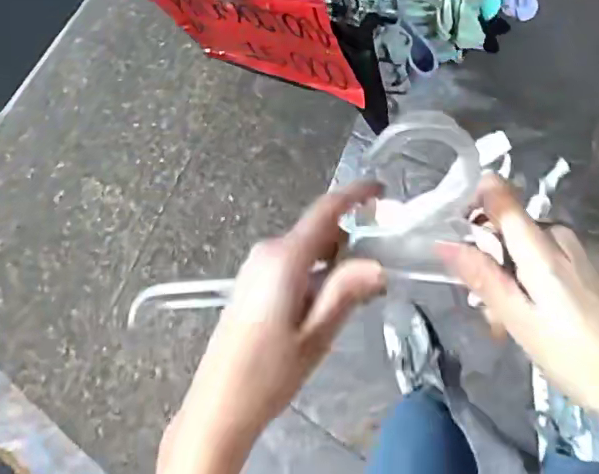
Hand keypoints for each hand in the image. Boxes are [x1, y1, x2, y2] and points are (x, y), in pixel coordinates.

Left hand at [159, 181, 386, 473]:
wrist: (217, 408)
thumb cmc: (268, 374)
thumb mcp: (316, 336)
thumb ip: (346, 292)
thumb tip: (378, 263)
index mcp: (285, 257)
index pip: (326, 209)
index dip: (356, 194)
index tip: (382, 189)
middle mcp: (268, 250)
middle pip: (318, 229)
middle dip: (350, 239)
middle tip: (379, 265)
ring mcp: (256, 264)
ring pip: (306, 247)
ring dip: (332, 259)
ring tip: (355, 294)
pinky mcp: (251, 281)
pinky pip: (292, 261)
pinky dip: (314, 270)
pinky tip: (322, 304)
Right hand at [437, 175, 598, 473]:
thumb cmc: (579, 356)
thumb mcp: (521, 322)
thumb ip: (483, 277)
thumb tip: (444, 241)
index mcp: (539, 242)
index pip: (497, 192)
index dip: (470, 200)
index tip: (453, 230)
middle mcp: (556, 233)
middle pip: (506, 225)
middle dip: (486, 256)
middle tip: (484, 307)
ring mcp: (573, 249)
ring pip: (522, 246)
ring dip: (506, 275)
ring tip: (508, 325)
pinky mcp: (584, 267)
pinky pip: (543, 259)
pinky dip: (528, 281)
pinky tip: (532, 320)